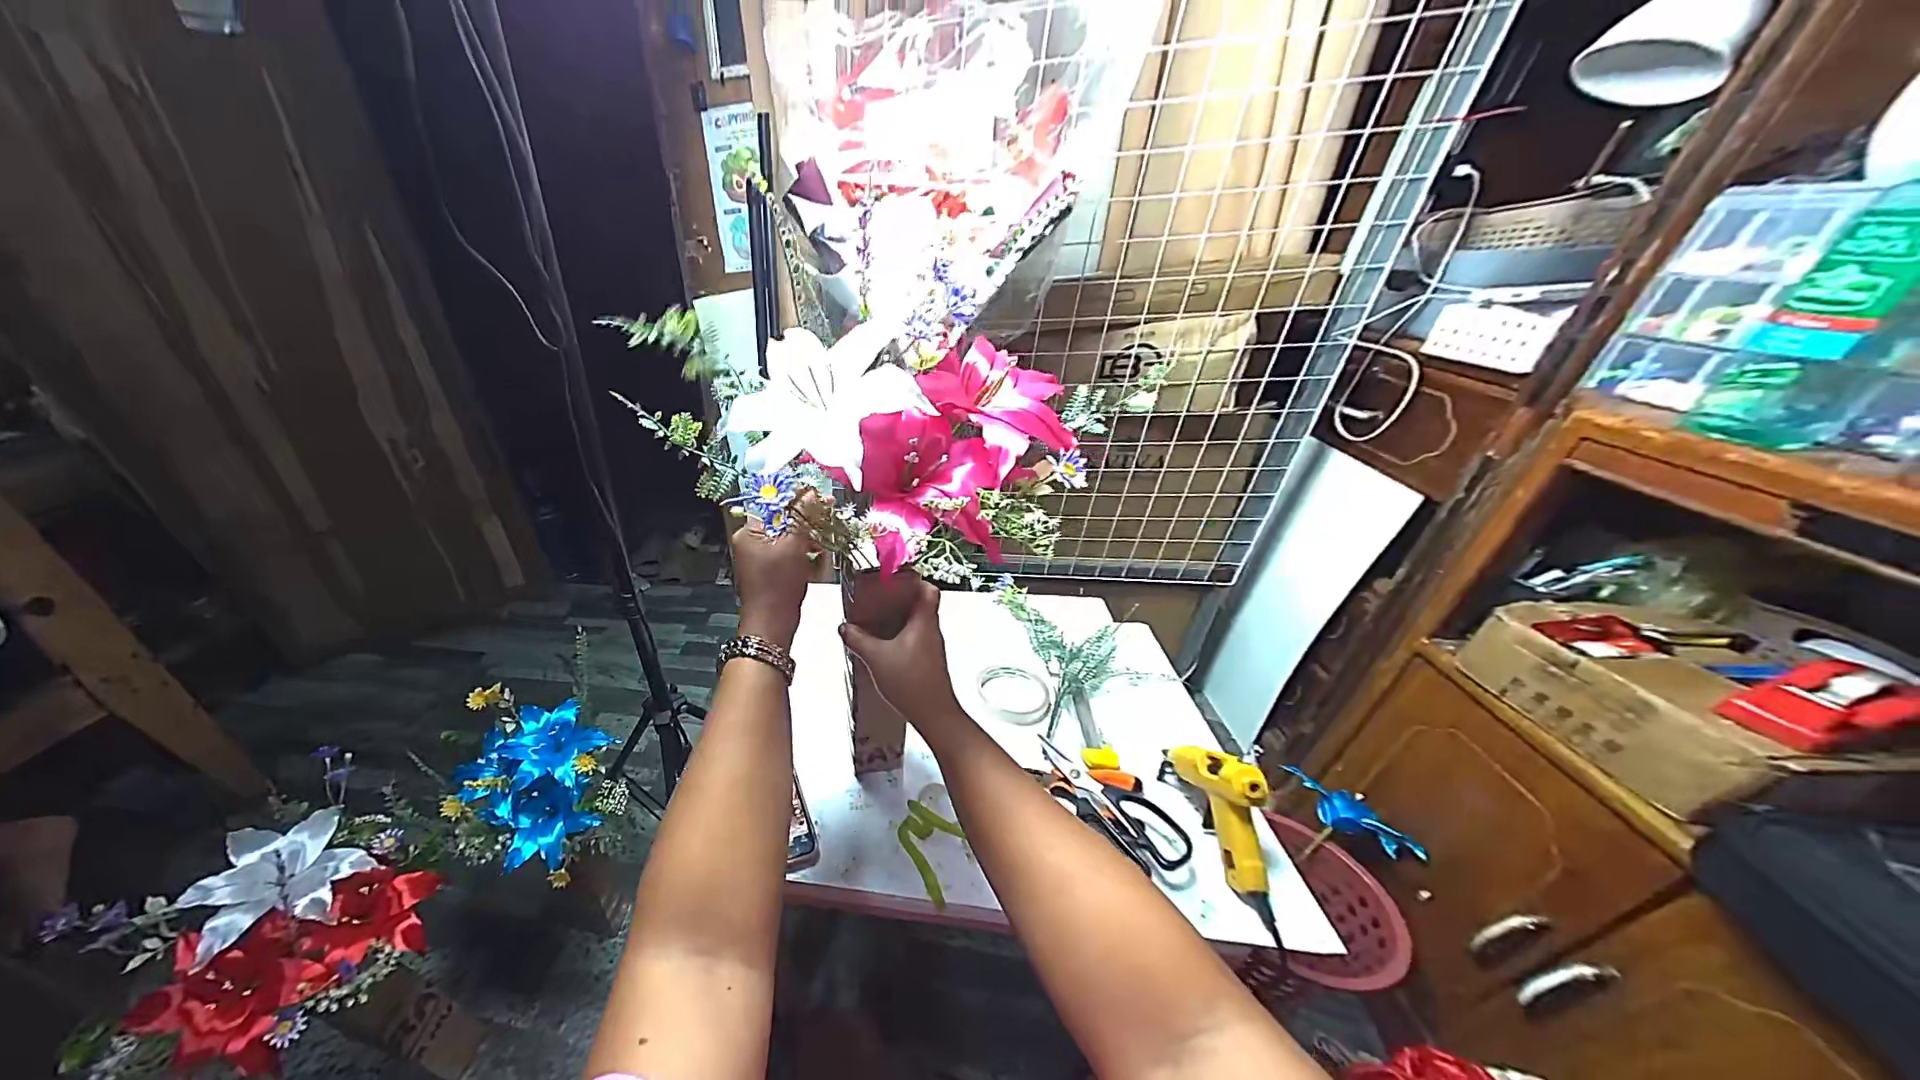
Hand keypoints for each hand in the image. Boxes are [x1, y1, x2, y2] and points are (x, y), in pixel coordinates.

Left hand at [729, 500, 819, 648]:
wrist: (773, 623)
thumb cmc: (778, 585)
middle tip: (829, 512)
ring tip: (827, 535)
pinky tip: (819, 553)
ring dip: (808, 535)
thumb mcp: (793, 545)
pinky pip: (790, 552)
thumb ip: (803, 517)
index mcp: (749, 532)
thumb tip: (811, 494)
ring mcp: (762, 556)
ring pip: (789, 536)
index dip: (796, 497)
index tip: (817, 495)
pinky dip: (804, 551)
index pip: (772, 504)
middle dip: (806, 518)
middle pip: (782, 519)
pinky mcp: (773, 569)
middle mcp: (752, 542)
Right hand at [839, 579, 966, 731]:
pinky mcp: (929, 660)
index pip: (928, 588)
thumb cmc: (911, 682)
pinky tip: (885, 643)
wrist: (934, 714)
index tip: (895, 577)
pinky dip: (902, 634)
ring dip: (901, 616)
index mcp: (924, 621)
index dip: (914, 579)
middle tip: (881, 596)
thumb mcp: (877, 657)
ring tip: (878, 617)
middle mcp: (932, 630)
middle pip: (922, 603)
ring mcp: (932, 646)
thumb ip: (858, 639)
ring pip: (919, 621)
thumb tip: (844, 627)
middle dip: (902, 597)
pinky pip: (917, 637)